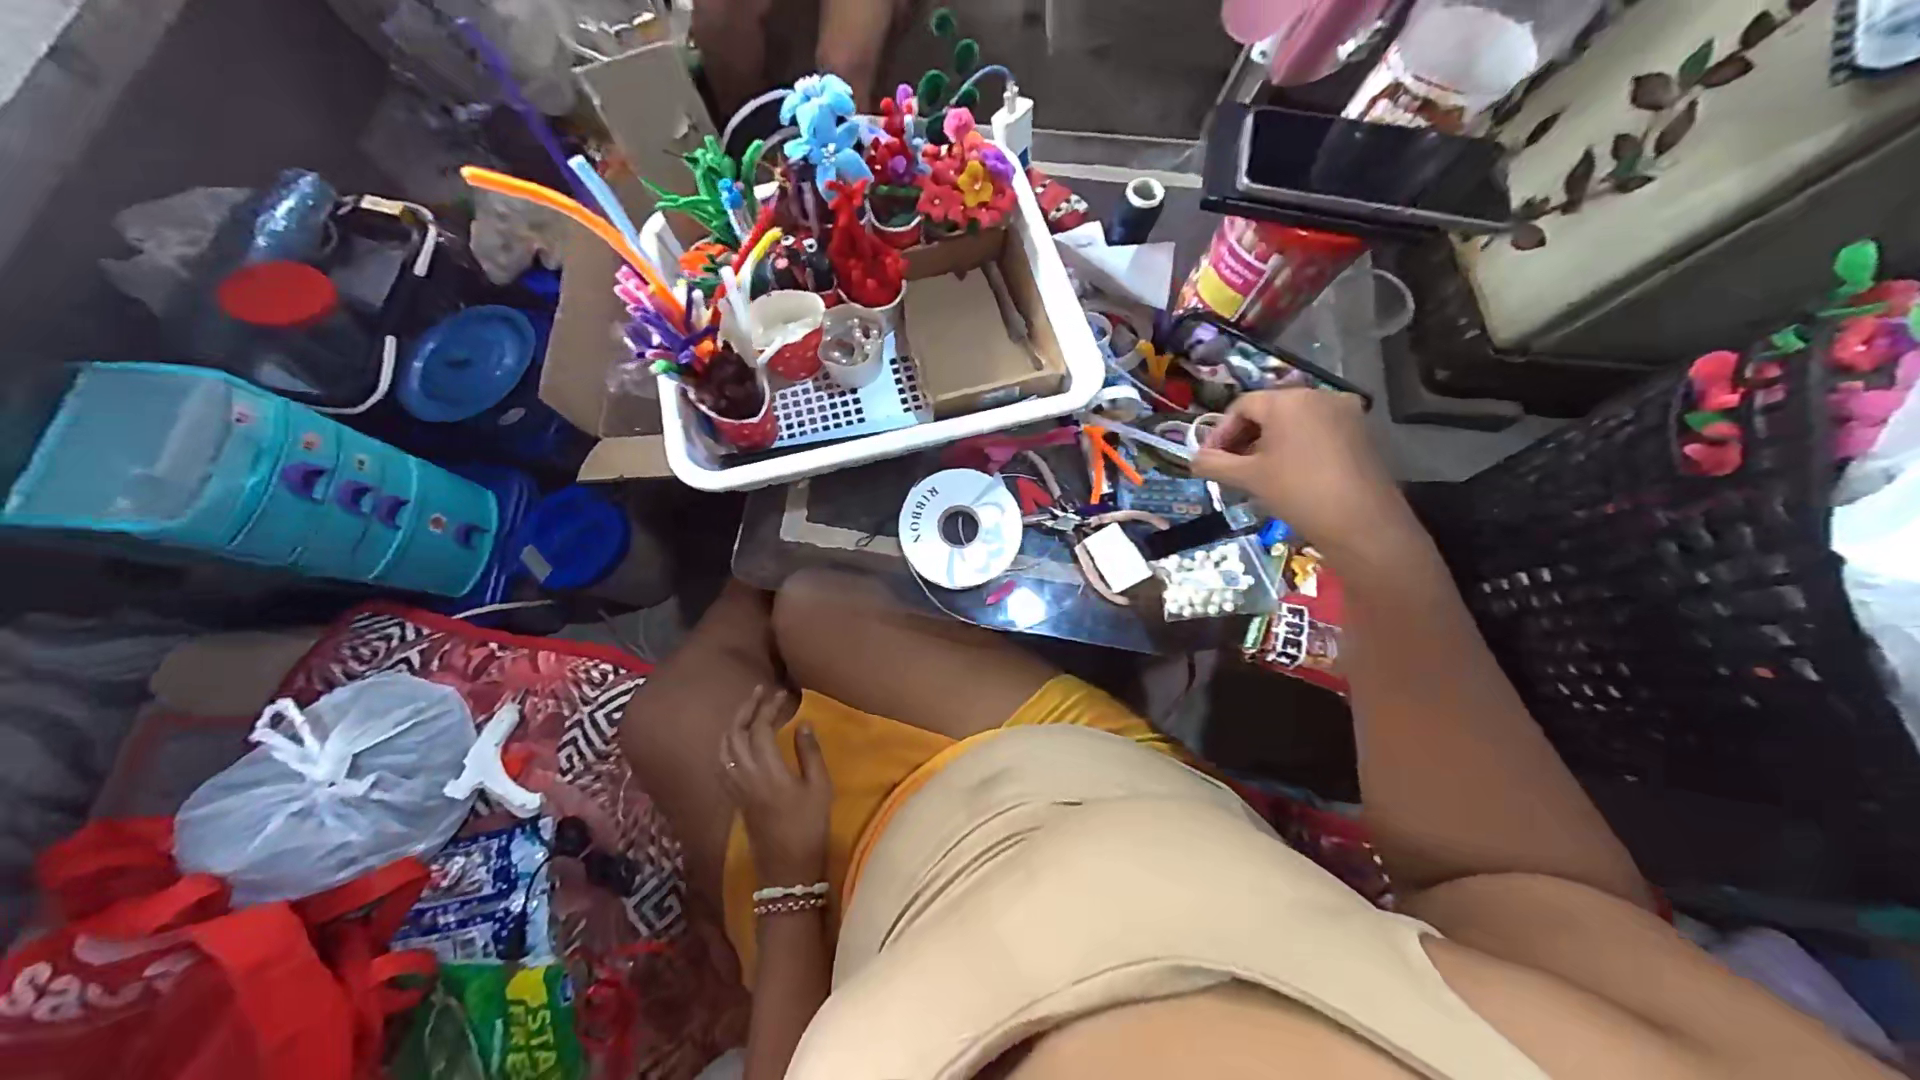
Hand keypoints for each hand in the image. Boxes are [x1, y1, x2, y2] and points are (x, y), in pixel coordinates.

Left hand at [719, 685, 831, 885]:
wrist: (787, 868)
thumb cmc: (809, 826)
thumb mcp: (819, 787)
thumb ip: (809, 752)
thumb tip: (802, 723)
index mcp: (767, 771)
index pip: (760, 729)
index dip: (769, 707)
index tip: (782, 693)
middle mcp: (745, 776)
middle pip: (736, 734)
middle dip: (746, 709)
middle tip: (761, 692)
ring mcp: (736, 788)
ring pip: (725, 748)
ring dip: (735, 724)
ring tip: (749, 710)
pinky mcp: (734, 798)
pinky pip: (723, 763)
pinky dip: (728, 744)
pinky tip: (739, 740)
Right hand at [1192, 389, 1409, 552]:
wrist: (1361, 522)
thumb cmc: (1297, 492)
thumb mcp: (1247, 478)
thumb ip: (1214, 464)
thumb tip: (1194, 460)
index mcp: (1287, 400)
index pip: (1241, 406)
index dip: (1220, 432)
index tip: (1209, 460)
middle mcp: (1318, 395)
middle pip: (1269, 410)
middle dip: (1244, 438)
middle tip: (1230, 468)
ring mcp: (1344, 412)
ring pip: (1294, 421)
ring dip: (1269, 443)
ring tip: (1257, 473)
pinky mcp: (1361, 431)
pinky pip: (1317, 430)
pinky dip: (1296, 446)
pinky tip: (1289, 474)